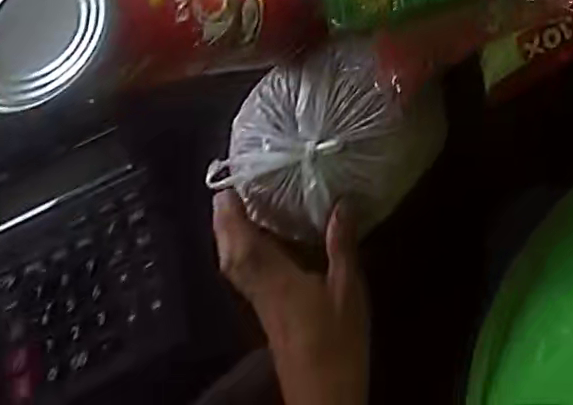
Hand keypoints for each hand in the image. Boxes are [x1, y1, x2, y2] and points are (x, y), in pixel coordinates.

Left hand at [213, 192, 367, 404]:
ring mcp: (263, 306)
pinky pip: (247, 276)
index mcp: (277, 282)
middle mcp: (262, 292)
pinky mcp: (269, 316)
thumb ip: (342, 246)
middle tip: (226, 193)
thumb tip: (341, 202)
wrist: (325, 400)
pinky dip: (245, 254)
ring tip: (237, 211)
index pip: (245, 246)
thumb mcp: (349, 289)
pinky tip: (260, 245)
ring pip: (236, 268)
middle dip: (224, 226)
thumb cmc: (338, 343)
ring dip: (230, 239)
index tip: (226, 189)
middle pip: (232, 258)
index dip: (232, 217)